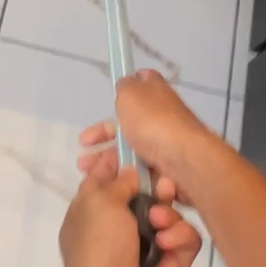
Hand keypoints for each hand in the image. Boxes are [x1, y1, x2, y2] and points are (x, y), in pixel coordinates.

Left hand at [57, 148, 202, 266]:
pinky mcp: (172, 263)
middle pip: (145, 191)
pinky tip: (169, 243)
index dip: (123, 159)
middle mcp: (118, 225)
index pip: (107, 174)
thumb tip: (133, 171)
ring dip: (168, 212)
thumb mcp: (99, 204)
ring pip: (170, 212)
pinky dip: (181, 236)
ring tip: (160, 223)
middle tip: (162, 186)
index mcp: (92, 209)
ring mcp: (147, 244)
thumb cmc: (97, 252)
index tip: (143, 145)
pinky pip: (186, 238)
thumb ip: (119, 180)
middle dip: (157, 184)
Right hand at [76, 69, 221, 188]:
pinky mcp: (167, 167)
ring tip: (88, 172)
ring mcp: (165, 143)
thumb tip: (127, 84)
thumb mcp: (130, 92)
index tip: (107, 105)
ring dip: (108, 161)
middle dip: (103, 139)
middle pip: (128, 125)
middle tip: (83, 154)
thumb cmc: (152, 120)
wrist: (182, 158)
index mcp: (155, 92)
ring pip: (131, 151)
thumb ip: (124, 85)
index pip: (138, 86)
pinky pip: (141, 171)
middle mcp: (162, 115)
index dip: (121, 94)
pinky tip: (110, 182)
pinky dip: (124, 176)